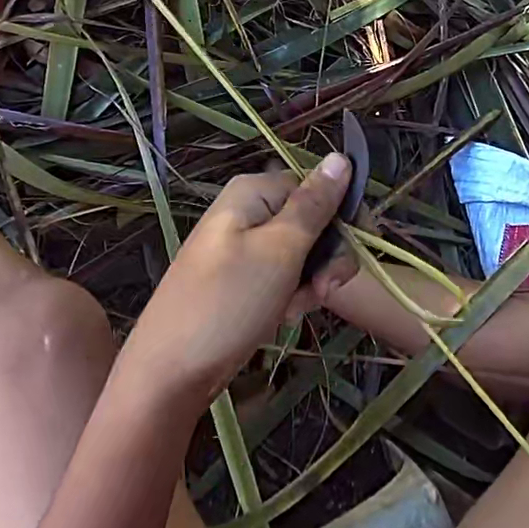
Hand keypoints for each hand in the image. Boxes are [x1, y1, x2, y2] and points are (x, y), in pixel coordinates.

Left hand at [123, 156, 356, 405]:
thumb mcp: (280, 249)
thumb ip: (314, 204)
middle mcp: (250, 212)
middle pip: (315, 223)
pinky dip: (291, 298)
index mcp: (254, 192)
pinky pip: (285, 278)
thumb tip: (341, 156)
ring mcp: (246, 247)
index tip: (356, 251)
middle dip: (325, 260)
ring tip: (291, 310)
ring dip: (310, 284)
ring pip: (305, 256)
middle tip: (320, 291)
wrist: (172, 371)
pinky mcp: (245, 279)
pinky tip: (279, 318)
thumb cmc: (228, 302)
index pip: (319, 188)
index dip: (344, 218)